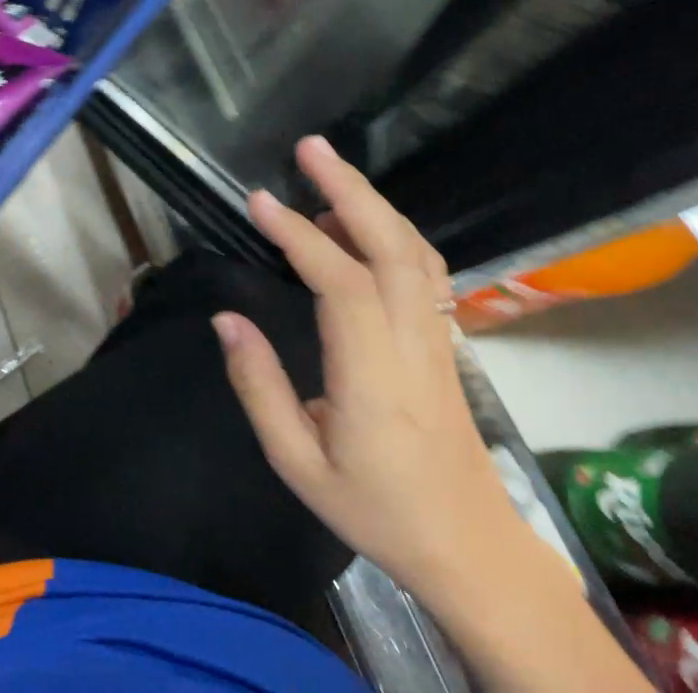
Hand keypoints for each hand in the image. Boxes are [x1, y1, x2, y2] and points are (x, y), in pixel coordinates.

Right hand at [213, 136, 523, 598]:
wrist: (470, 548)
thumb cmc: (376, 510)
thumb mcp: (296, 462)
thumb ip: (260, 387)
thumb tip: (227, 319)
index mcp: (375, 378)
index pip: (344, 285)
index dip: (301, 236)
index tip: (259, 202)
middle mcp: (416, 347)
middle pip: (396, 250)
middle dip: (352, 191)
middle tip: (310, 149)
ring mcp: (439, 344)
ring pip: (419, 256)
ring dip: (376, 207)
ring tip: (325, 179)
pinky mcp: (445, 348)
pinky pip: (426, 275)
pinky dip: (394, 235)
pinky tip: (361, 230)